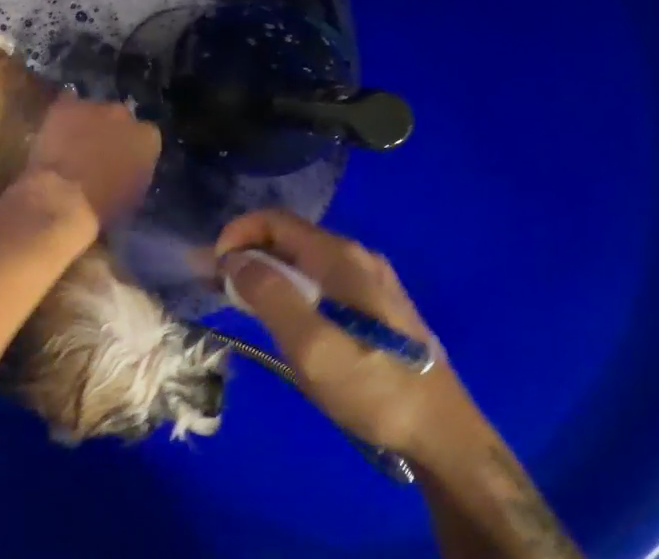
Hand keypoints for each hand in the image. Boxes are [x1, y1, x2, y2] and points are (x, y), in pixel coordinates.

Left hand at [23, 93, 160, 224]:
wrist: (64, 197)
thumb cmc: (103, 206)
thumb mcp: (135, 192)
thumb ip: (138, 168)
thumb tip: (130, 163)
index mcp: (148, 137)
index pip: (146, 134)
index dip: (133, 147)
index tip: (124, 159)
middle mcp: (124, 114)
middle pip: (120, 117)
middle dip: (112, 129)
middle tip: (98, 148)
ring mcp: (93, 106)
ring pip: (93, 109)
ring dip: (88, 121)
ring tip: (75, 139)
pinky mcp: (64, 106)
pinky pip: (67, 103)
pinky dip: (64, 113)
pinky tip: (59, 127)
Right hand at [215, 209, 490, 461]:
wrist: (446, 438)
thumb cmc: (374, 389)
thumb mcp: (312, 345)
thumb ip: (269, 295)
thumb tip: (232, 259)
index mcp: (340, 258)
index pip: (273, 220)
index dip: (235, 235)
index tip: (212, 269)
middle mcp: (355, 258)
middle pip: (286, 239)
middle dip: (243, 256)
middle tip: (212, 286)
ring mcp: (369, 283)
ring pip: (301, 263)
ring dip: (263, 275)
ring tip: (234, 301)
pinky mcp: (374, 308)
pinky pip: (318, 283)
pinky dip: (287, 291)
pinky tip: (276, 318)